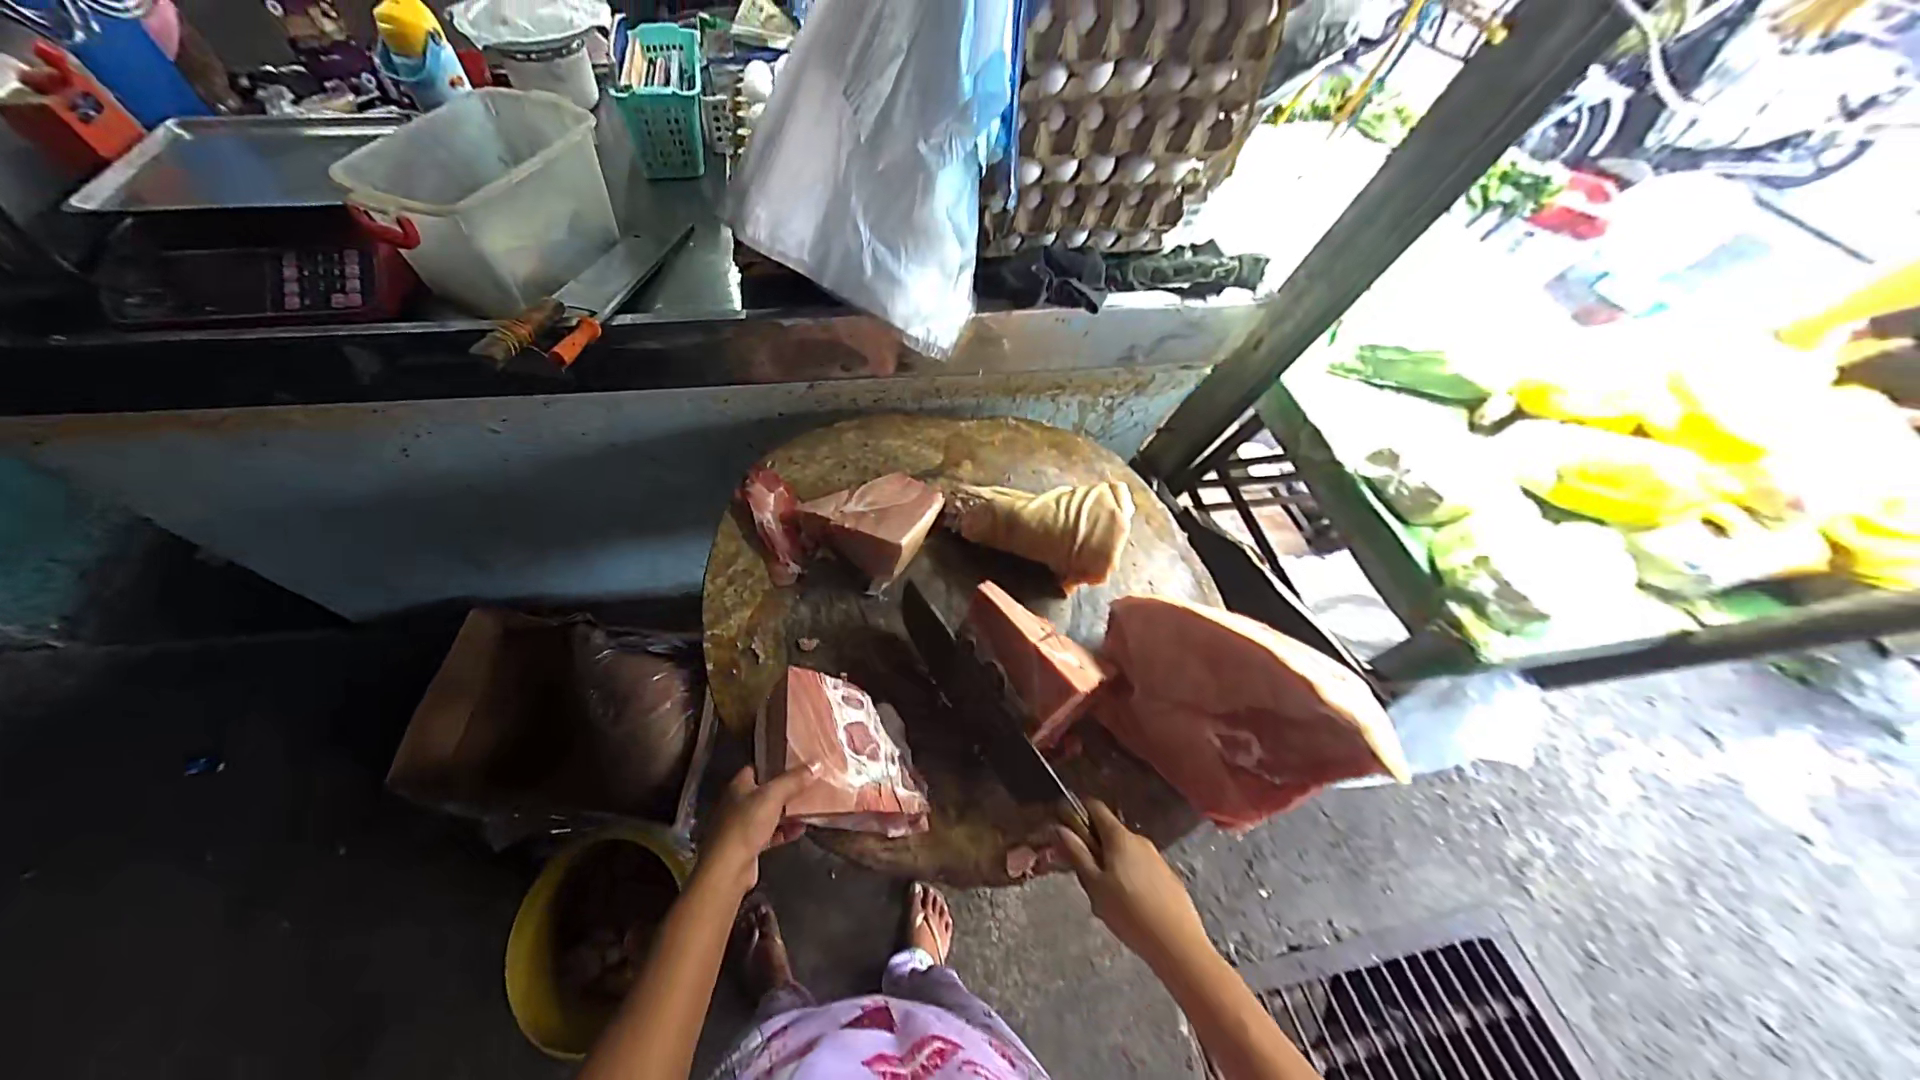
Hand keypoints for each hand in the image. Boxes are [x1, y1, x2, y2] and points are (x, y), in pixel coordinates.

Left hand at [694, 765, 816, 897]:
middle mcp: (737, 803)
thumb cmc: (747, 824)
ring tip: (808, 808)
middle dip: (786, 790)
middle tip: (807, 785)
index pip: (757, 768)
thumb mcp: (773, 796)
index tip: (796, 763)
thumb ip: (794, 780)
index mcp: (739, 786)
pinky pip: (770, 833)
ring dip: (787, 812)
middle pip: (765, 791)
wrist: (729, 868)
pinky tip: (800, 830)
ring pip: (768, 813)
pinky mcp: (748, 846)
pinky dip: (784, 831)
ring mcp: (741, 826)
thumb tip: (815, 765)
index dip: (775, 764)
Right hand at [1054, 801, 1210, 969]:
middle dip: (1095, 849)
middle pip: (1110, 833)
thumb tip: (1060, 828)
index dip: (1079, 813)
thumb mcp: (1094, 885)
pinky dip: (1131, 878)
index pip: (1096, 807)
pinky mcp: (1168, 876)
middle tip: (1087, 879)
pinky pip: (1141, 868)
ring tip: (1109, 899)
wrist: (1178, 943)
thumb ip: (1077, 854)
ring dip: (1112, 866)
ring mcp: (1157, 857)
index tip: (1068, 831)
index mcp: (1119, 837)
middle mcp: (1139, 840)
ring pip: (1125, 853)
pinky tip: (1131, 907)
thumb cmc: (1129, 912)